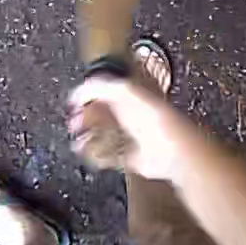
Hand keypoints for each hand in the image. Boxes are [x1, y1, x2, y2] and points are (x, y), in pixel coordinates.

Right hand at [67, 76, 204, 180]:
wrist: (171, 148)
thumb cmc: (153, 116)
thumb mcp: (123, 90)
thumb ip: (99, 87)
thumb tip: (79, 90)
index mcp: (132, 95)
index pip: (104, 92)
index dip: (88, 97)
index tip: (74, 104)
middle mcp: (133, 114)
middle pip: (102, 116)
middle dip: (85, 119)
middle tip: (73, 123)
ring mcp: (133, 136)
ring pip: (104, 137)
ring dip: (88, 139)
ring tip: (77, 142)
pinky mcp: (133, 157)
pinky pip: (110, 156)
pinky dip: (97, 156)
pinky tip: (89, 154)